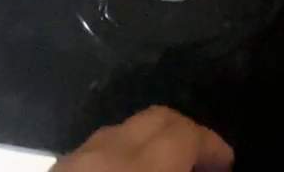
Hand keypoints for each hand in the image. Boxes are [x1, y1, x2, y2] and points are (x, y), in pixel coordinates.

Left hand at [51, 107, 233, 171]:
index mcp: (140, 166)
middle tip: (205, 160)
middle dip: (185, 131)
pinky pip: (96, 149)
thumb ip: (181, 165)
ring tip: (170, 166)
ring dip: (153, 141)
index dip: (212, 144)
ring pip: (123, 130)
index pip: (185, 135)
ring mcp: (73, 160)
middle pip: (155, 118)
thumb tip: (200, 161)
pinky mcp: (55, 169)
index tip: (228, 162)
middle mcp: (106, 153)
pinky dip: (121, 155)